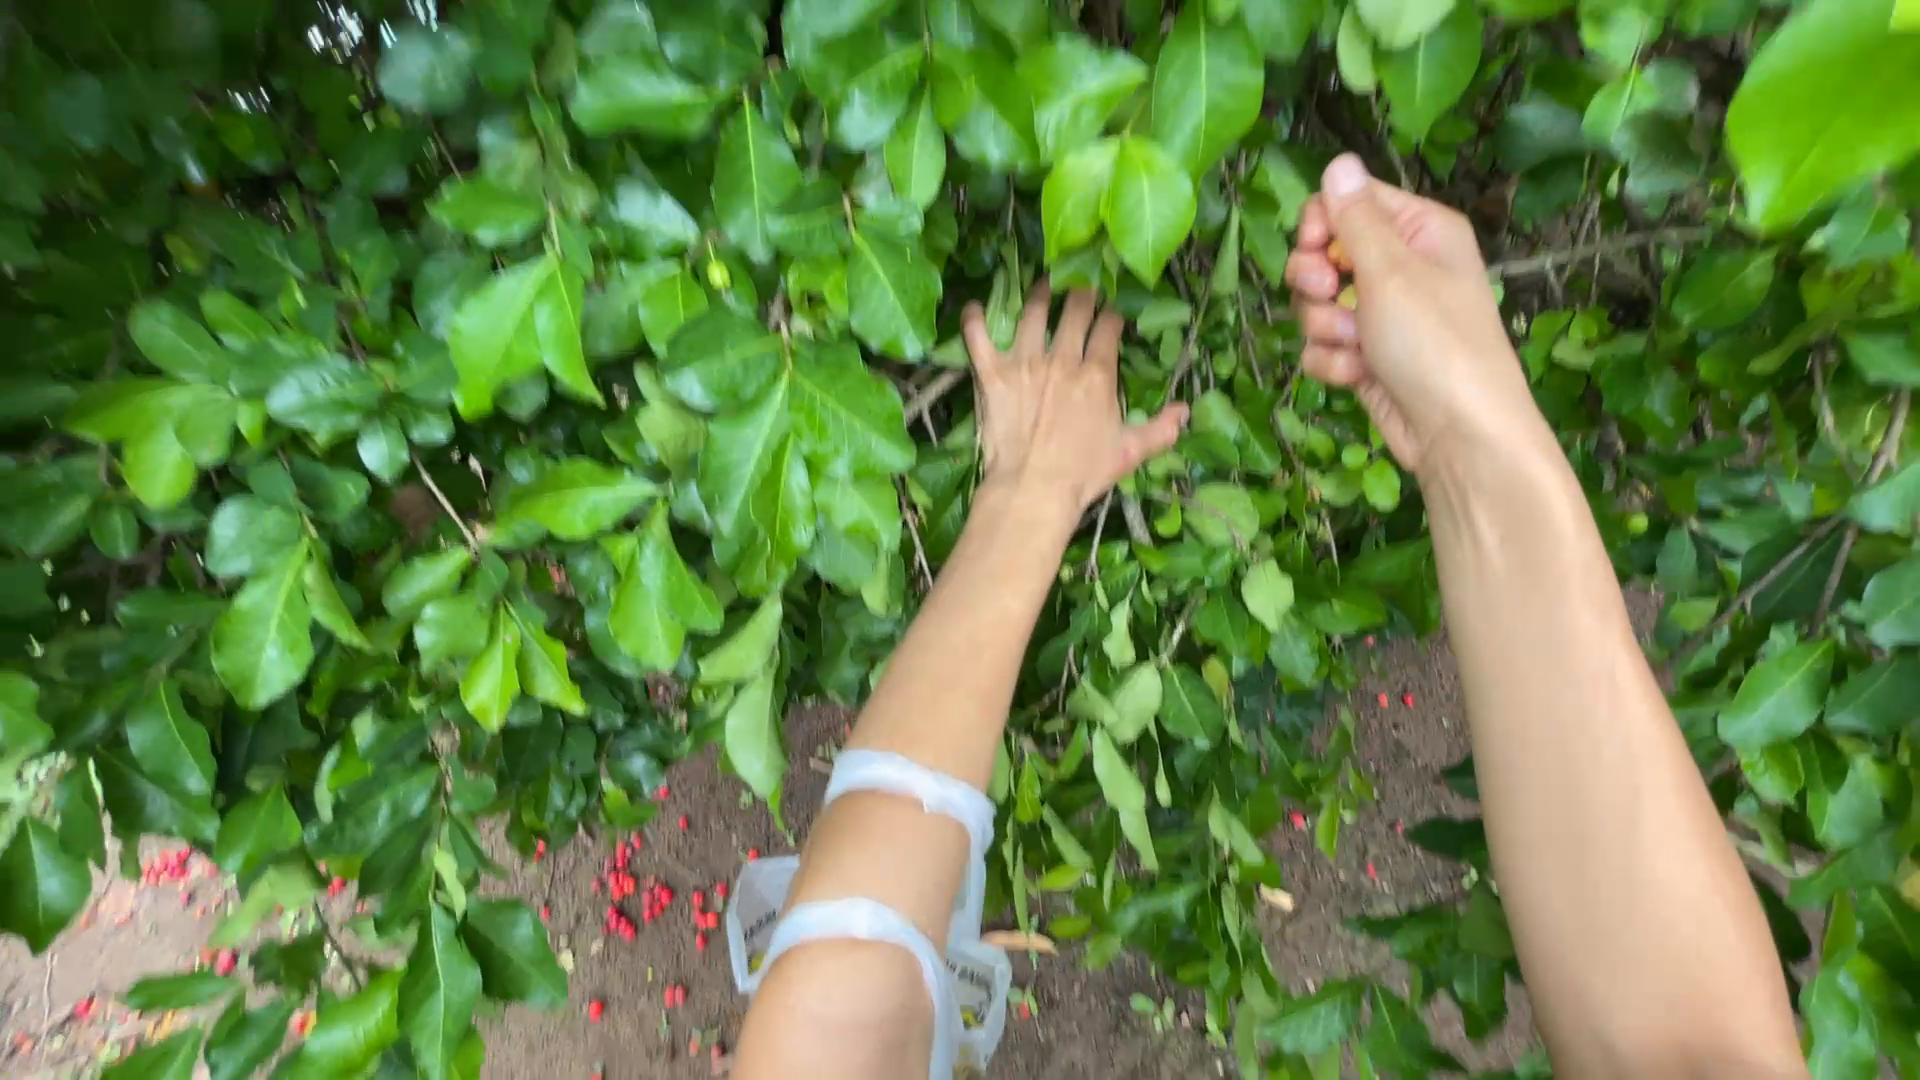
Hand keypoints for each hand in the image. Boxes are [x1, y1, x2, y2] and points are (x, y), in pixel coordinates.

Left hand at [961, 282, 1187, 515]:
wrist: (1034, 489)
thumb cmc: (1083, 474)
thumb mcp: (1129, 452)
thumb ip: (1160, 429)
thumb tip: (1186, 411)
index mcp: (1097, 374)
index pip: (1108, 327)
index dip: (1112, 313)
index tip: (1111, 307)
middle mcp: (1062, 359)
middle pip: (1074, 310)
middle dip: (1081, 292)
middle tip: (1079, 284)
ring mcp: (1025, 363)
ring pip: (1032, 313)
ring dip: (1038, 295)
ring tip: (1041, 285)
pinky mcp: (992, 375)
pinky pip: (978, 338)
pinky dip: (973, 320)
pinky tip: (972, 307)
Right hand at [1286, 154, 1548, 474]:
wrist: (1453, 430)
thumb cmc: (1434, 342)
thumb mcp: (1392, 272)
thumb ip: (1357, 218)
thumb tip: (1336, 161)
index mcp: (1416, 231)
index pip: (1346, 203)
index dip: (1320, 226)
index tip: (1317, 250)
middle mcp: (1397, 267)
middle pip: (1320, 256)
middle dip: (1314, 283)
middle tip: (1330, 296)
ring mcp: (1377, 315)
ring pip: (1314, 307)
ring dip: (1325, 329)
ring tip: (1357, 346)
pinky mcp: (1362, 356)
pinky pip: (1321, 347)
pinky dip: (1332, 362)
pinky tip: (1358, 374)